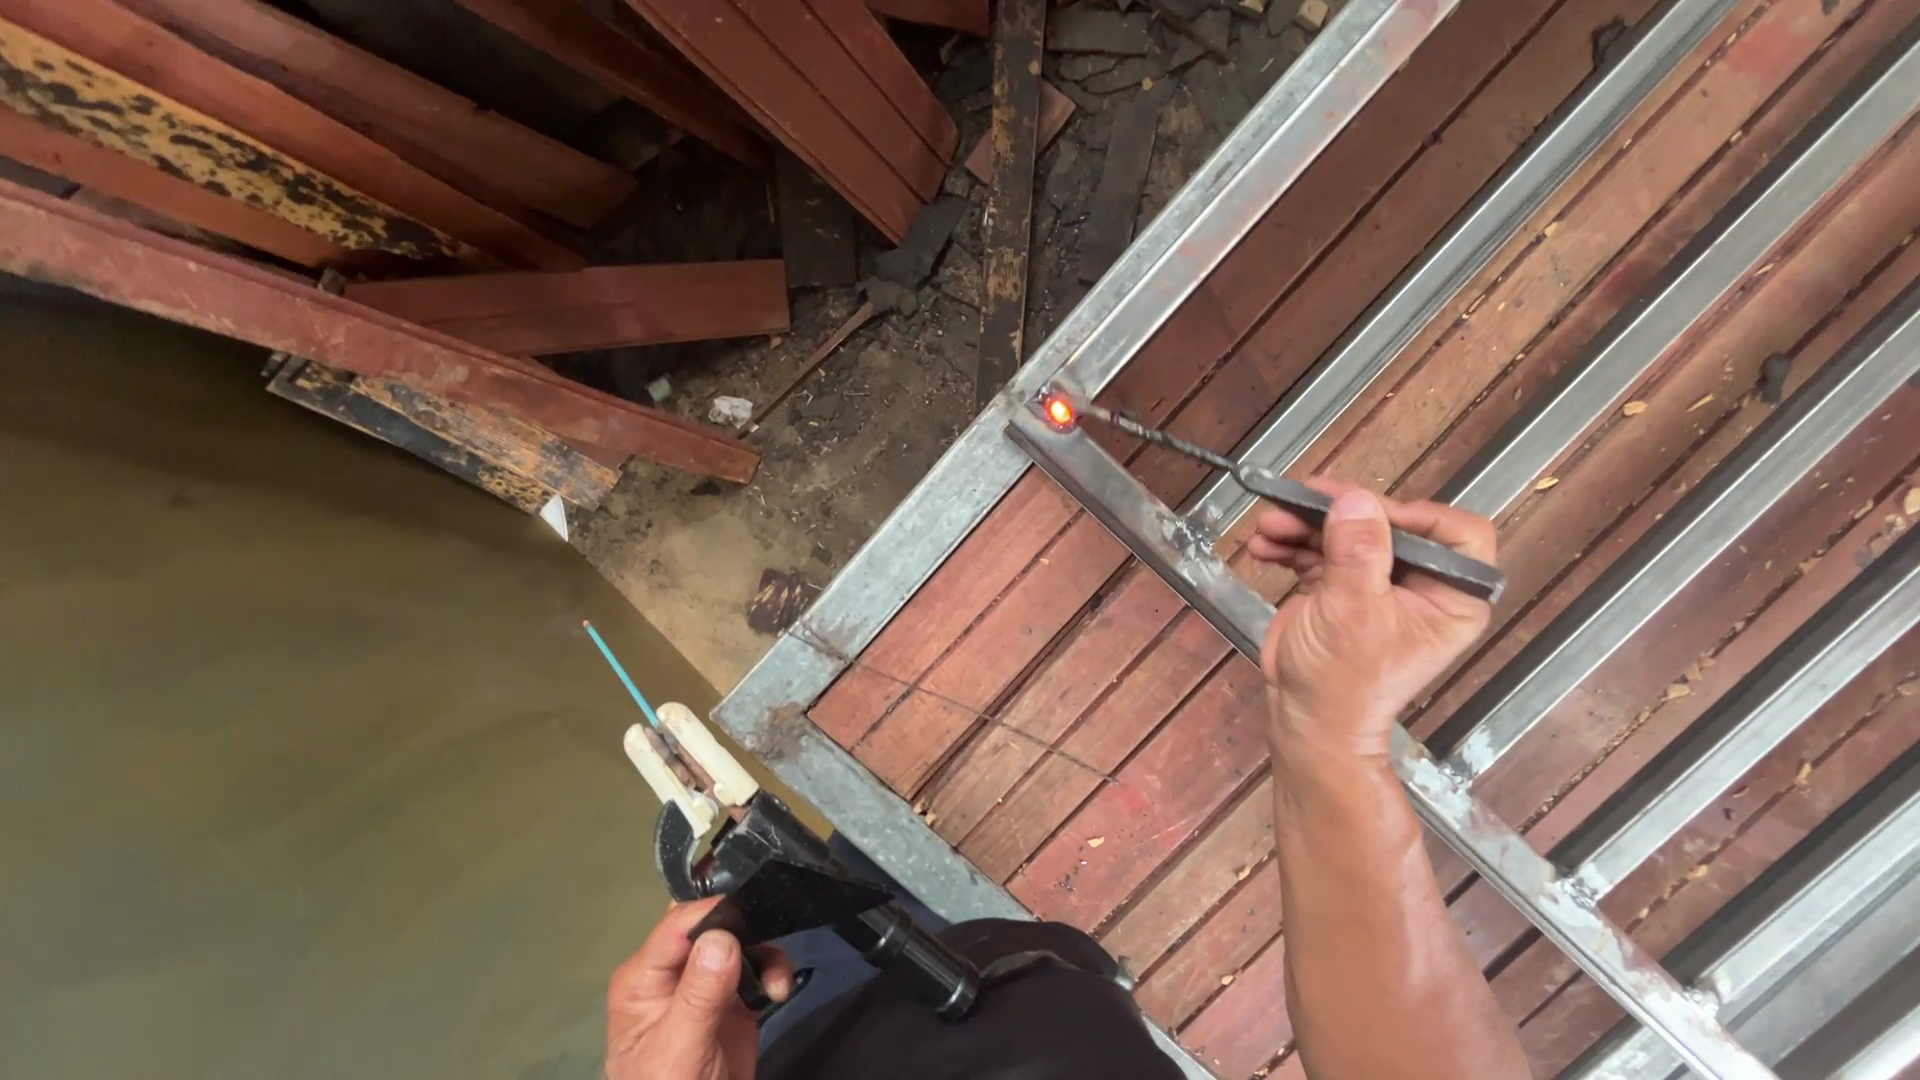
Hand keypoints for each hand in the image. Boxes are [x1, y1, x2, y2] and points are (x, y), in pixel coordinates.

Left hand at [605, 897, 794, 1079]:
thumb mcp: (678, 1054)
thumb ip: (698, 996)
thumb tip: (721, 936)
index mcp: (644, 979)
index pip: (677, 926)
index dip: (714, 914)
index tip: (752, 914)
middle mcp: (671, 974)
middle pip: (710, 923)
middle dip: (745, 923)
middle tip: (770, 938)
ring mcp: (703, 986)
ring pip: (740, 939)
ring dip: (765, 952)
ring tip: (778, 983)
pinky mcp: (733, 1000)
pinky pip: (756, 966)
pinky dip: (773, 971)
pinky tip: (779, 992)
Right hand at [1248, 479, 1495, 759]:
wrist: (1304, 719)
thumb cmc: (1343, 679)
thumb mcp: (1353, 611)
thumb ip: (1357, 553)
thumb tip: (1354, 498)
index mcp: (1450, 595)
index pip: (1457, 534)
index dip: (1415, 515)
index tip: (1365, 510)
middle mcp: (1419, 584)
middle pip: (1387, 526)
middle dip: (1336, 515)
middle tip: (1296, 502)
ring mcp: (1375, 584)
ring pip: (1346, 533)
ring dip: (1302, 527)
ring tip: (1267, 528)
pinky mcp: (1337, 587)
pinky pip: (1318, 552)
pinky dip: (1289, 545)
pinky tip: (1262, 547)